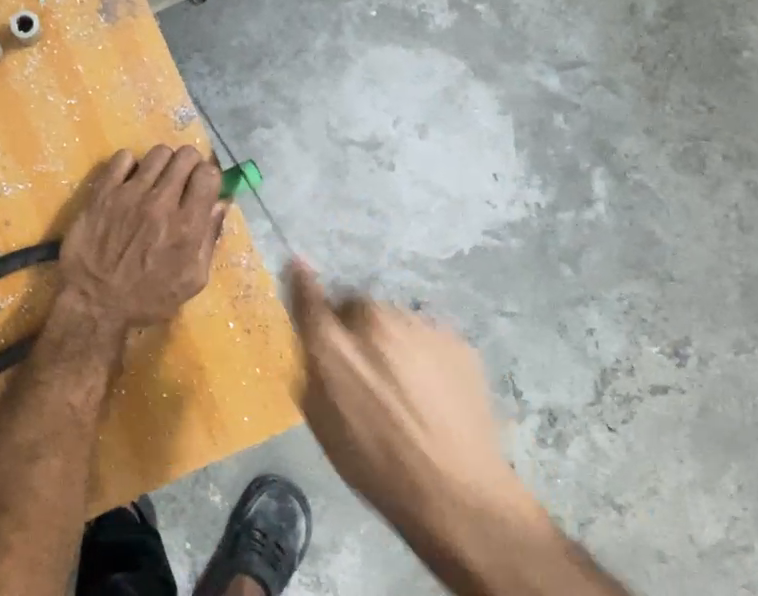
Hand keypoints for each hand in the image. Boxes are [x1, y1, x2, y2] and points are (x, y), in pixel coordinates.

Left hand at [55, 146, 225, 329]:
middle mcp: (161, 203)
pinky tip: (129, 182)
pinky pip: (123, 157)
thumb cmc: (148, 298)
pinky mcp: (103, 192)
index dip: (208, 177)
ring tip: (155, 181)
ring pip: (157, 153)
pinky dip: (130, 166)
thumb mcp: (193, 280)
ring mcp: (129, 194)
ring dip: (162, 164)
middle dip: (189, 165)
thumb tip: (221, 203)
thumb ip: (210, 238)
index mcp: (187, 226)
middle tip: (181, 182)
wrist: (95, 301)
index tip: (202, 187)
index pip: (209, 174)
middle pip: (185, 157)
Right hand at [287, 263, 536, 530]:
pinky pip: (428, 336)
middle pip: (357, 308)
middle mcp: (374, 323)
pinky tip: (432, 390)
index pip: (310, 298)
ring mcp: (421, 327)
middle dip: (356, 327)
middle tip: (365, 366)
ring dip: (391, 338)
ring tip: (404, 384)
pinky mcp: (458, 341)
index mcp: (333, 346)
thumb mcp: (322, 418)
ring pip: (395, 320)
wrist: (456, 493)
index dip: (303, 282)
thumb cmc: (374, 463)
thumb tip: (308, 332)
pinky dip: (423, 352)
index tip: (298, 265)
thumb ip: (311, 366)